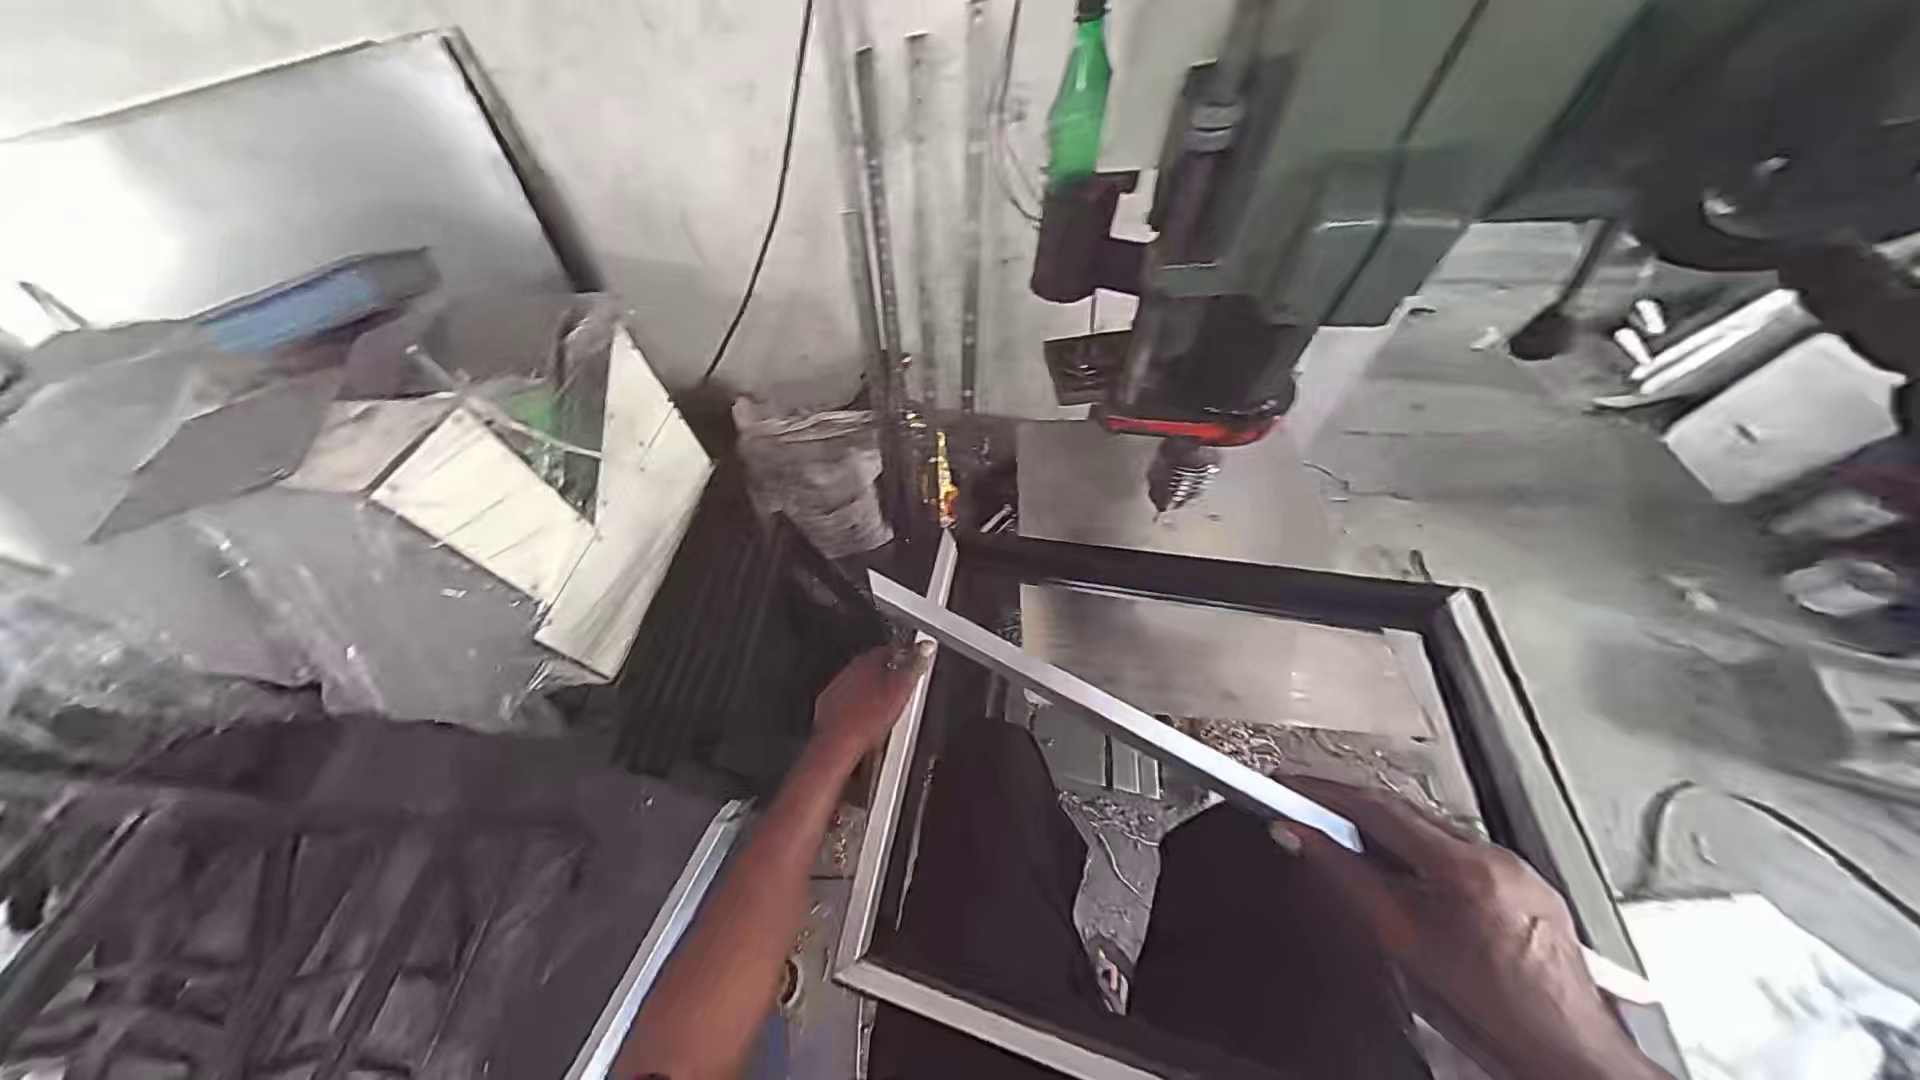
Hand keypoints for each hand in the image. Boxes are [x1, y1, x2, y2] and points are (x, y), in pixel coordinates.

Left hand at [811, 642, 934, 761]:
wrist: (838, 742)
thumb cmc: (868, 718)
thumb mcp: (901, 689)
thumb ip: (914, 665)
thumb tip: (926, 647)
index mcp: (870, 661)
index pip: (893, 649)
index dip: (907, 657)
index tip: (915, 665)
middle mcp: (851, 669)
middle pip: (876, 665)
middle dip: (890, 675)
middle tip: (902, 690)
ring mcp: (839, 686)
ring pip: (862, 682)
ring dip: (874, 690)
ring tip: (885, 708)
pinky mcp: (831, 703)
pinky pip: (849, 699)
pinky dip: (858, 705)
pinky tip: (867, 718)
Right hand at [1274, 778, 1667, 1079]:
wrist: (1565, 1058)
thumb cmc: (1491, 1012)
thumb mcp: (1397, 936)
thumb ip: (1342, 875)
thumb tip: (1301, 835)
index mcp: (1466, 867)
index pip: (1377, 808)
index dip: (1324, 792)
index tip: (1290, 786)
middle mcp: (1496, 857)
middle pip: (1402, 810)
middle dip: (1348, 807)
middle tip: (1306, 807)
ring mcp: (1515, 869)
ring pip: (1428, 827)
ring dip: (1381, 829)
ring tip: (1345, 841)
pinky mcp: (1524, 884)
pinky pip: (1455, 848)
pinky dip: (1414, 848)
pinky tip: (1397, 868)